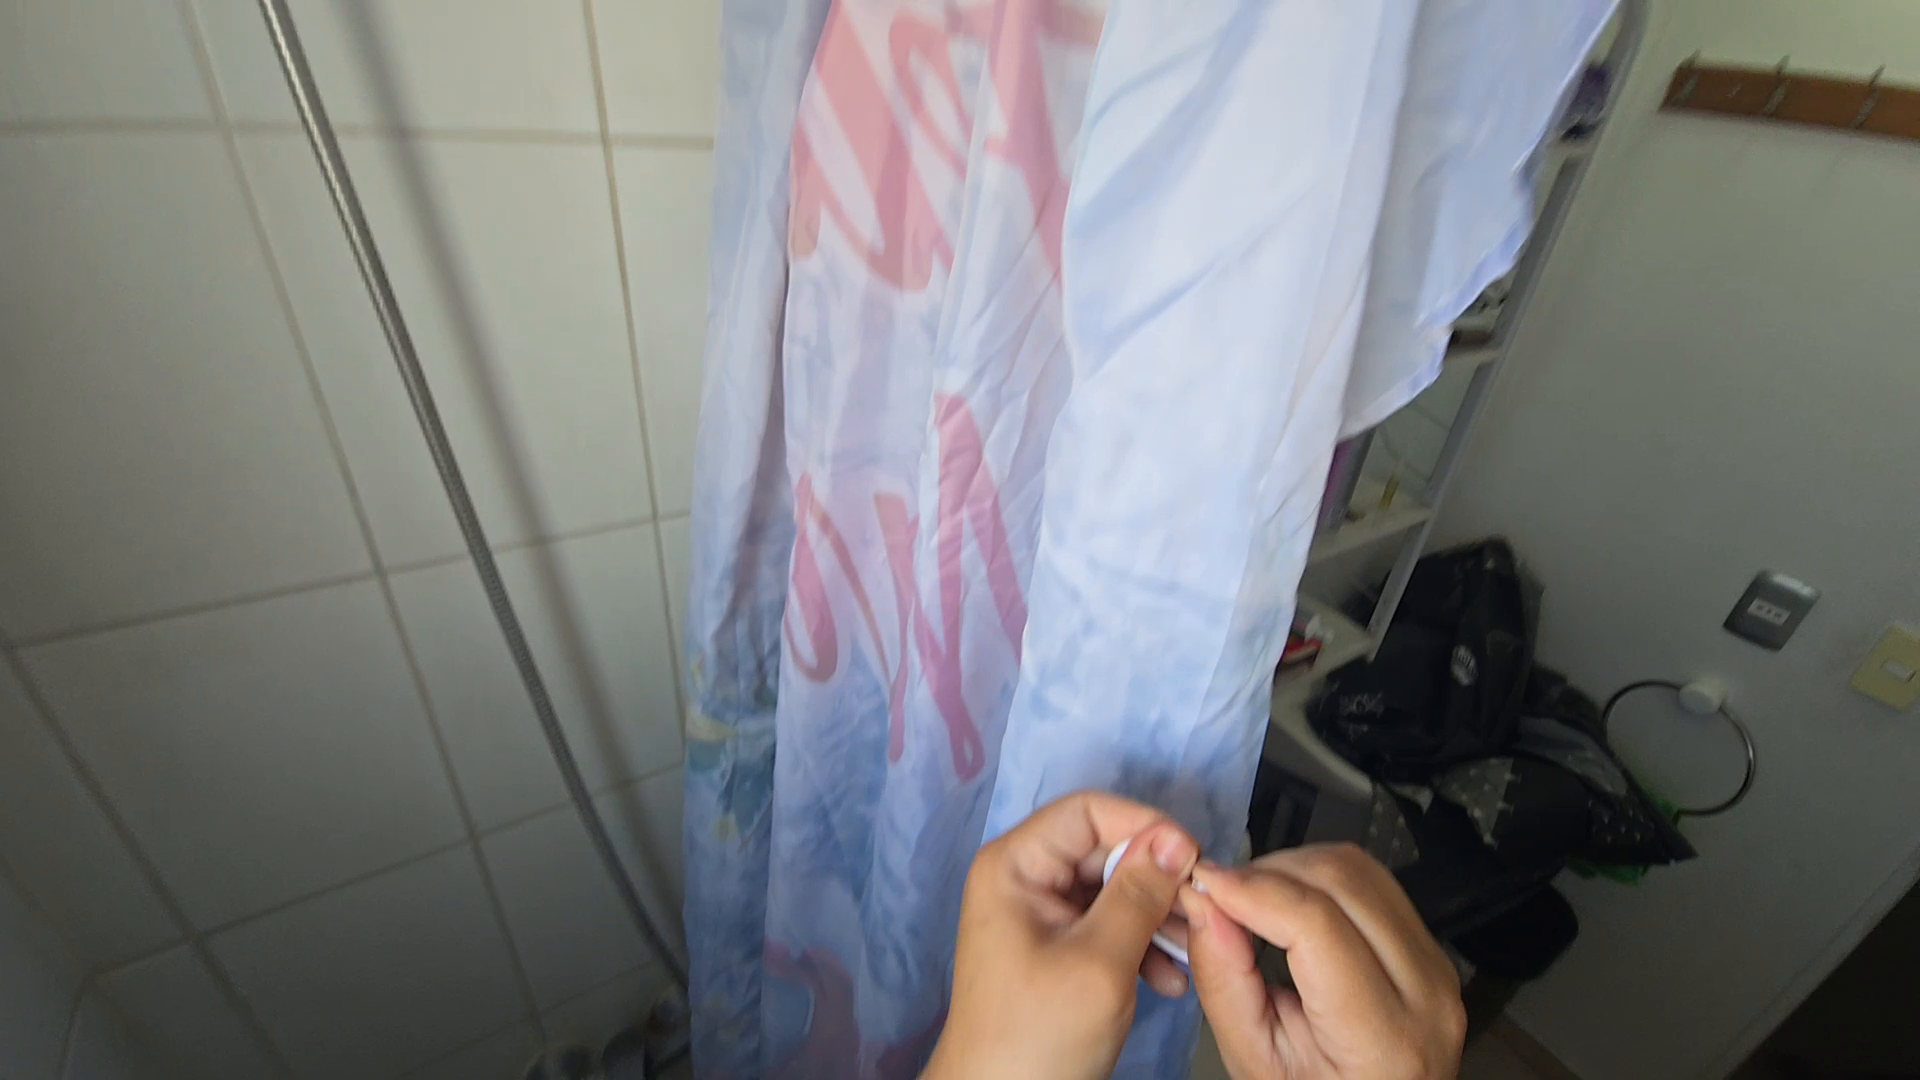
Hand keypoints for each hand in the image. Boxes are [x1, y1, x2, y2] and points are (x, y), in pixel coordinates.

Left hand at [923, 792, 1200, 1079]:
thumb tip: (1177, 838)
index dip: (1142, 824)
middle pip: (1100, 849)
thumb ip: (1138, 895)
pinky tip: (1170, 980)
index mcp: (1016, 863)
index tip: (1193, 856)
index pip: (1086, 812)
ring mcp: (1037, 910)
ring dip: (1154, 914)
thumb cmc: (1039, 1036)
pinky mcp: (1053, 943)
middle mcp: (1023, 874)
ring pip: (1108, 887)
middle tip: (1202, 909)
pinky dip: (1138, 943)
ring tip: (1193, 948)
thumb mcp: (1100, 962)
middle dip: (1155, 877)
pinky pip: (1102, 922)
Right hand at [1185, 844, 1465, 1079]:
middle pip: (1338, 880)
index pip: (1316, 924)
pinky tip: (1286, 899)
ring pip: (1352, 866)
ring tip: (1252, 900)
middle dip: (1264, 872)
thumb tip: (1200, 899)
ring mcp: (1433, 961)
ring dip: (1287, 866)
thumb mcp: (1252, 1059)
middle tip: (1221, 894)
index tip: (1203, 884)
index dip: (1252, 890)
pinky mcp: (1425, 941)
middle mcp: (1425, 992)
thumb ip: (1223, 980)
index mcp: (1385, 1040)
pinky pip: (1366, 875)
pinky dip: (1312, 871)